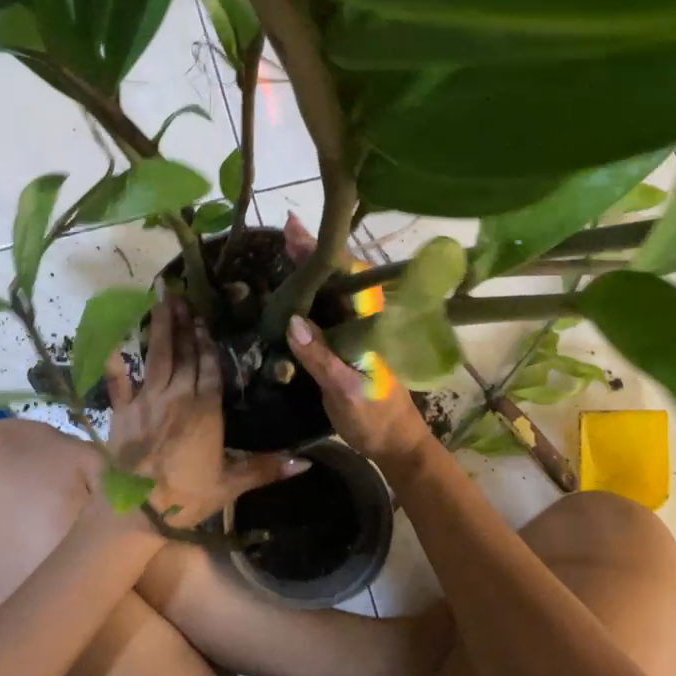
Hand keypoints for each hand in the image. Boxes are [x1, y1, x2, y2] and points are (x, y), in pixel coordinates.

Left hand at [104, 286, 307, 523]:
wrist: (135, 510)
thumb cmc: (186, 498)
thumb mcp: (230, 485)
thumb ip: (266, 468)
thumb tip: (307, 463)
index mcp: (205, 410)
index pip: (210, 368)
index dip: (207, 342)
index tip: (204, 318)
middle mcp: (177, 396)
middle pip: (183, 354)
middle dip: (183, 324)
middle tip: (182, 294)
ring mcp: (146, 401)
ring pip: (156, 357)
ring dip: (158, 328)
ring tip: (160, 300)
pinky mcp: (121, 412)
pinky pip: (118, 383)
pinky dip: (116, 364)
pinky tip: (114, 344)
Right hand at [277, 211, 432, 464]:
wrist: (394, 444)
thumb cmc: (375, 418)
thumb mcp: (345, 390)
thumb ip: (321, 356)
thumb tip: (292, 321)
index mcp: (371, 323)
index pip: (348, 274)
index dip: (322, 251)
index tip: (296, 230)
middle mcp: (364, 319)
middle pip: (337, 277)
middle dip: (311, 253)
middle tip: (283, 230)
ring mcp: (354, 332)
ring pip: (330, 293)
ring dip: (308, 271)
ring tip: (282, 248)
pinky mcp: (344, 346)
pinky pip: (324, 313)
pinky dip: (307, 298)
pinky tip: (287, 292)